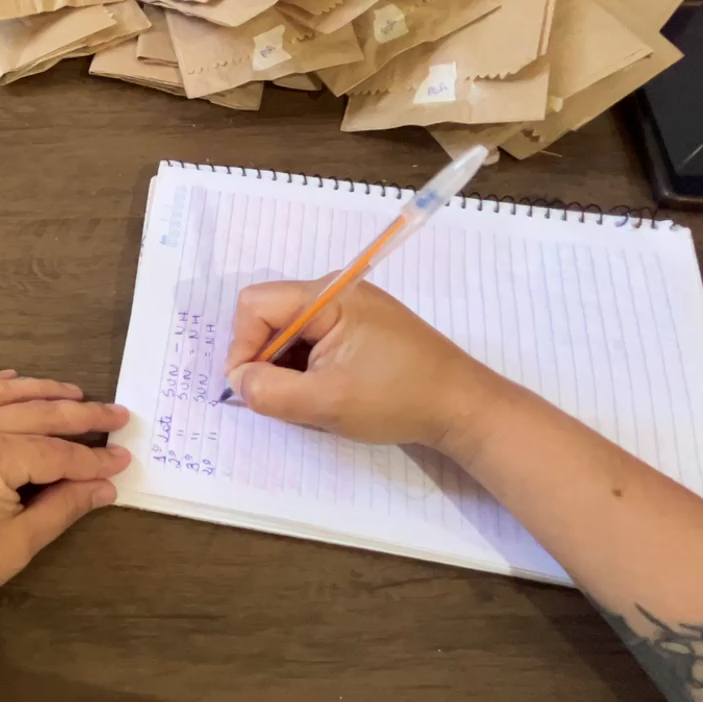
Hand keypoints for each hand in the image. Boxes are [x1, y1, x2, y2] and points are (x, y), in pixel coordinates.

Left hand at [0, 371, 129, 642]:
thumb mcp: (17, 542)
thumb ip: (64, 507)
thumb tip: (105, 487)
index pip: (60, 452)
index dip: (95, 460)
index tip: (124, 460)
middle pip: (38, 413)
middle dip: (82, 415)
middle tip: (116, 415)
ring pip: (2, 393)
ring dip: (42, 390)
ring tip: (74, 393)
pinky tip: (10, 379)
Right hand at [224, 279, 509, 450]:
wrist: (465, 409)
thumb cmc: (397, 399)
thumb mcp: (325, 403)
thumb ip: (270, 391)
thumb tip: (236, 380)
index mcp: (328, 296)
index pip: (255, 305)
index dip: (242, 344)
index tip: (250, 386)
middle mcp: (334, 292)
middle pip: (268, 314)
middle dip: (262, 356)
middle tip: (276, 395)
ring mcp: (348, 308)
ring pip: (286, 329)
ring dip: (282, 365)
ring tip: (303, 397)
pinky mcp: (357, 326)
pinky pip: (308, 339)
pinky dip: (301, 366)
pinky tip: (319, 390)